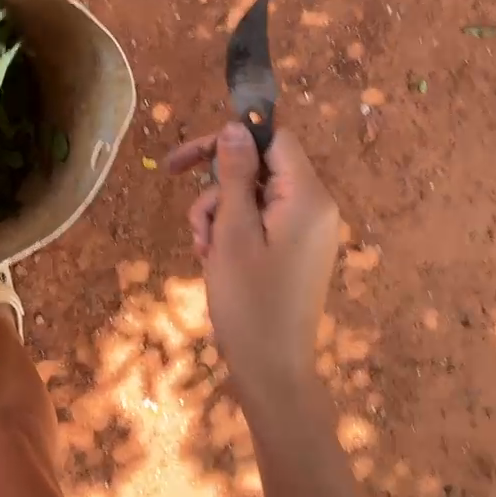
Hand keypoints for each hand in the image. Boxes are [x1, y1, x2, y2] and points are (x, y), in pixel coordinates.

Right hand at [165, 123, 342, 395]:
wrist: (272, 369)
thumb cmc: (249, 300)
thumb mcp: (232, 232)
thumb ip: (236, 175)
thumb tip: (235, 127)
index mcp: (308, 197)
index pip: (273, 139)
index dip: (230, 139)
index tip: (189, 156)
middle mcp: (315, 207)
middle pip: (259, 167)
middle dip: (218, 186)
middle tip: (179, 196)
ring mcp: (307, 230)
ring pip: (252, 195)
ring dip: (218, 212)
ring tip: (203, 248)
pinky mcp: (295, 250)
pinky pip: (260, 221)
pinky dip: (232, 232)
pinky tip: (213, 257)